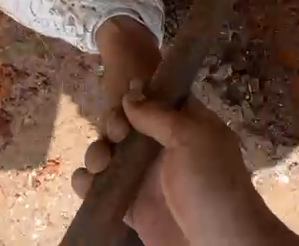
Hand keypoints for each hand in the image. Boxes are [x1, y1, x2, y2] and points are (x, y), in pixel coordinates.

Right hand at [72, 82, 298, 245]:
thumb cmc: (212, 183)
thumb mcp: (192, 137)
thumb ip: (158, 114)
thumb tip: (130, 94)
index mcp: (183, 124)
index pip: (155, 97)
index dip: (137, 93)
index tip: (126, 93)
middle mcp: (161, 146)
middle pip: (125, 122)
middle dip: (113, 122)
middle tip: (118, 134)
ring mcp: (144, 176)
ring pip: (110, 152)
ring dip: (97, 151)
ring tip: (102, 162)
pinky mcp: (131, 206)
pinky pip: (101, 187)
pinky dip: (87, 182)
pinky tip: (88, 182)